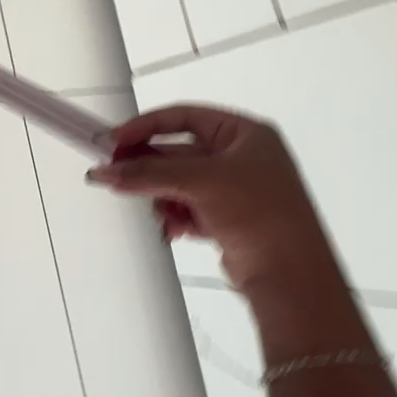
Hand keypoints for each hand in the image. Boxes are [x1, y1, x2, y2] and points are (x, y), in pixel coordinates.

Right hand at [87, 105, 334, 295]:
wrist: (294, 280)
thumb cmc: (258, 212)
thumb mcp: (200, 181)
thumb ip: (147, 173)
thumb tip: (102, 172)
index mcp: (246, 134)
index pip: (184, 116)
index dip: (147, 126)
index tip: (115, 140)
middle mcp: (242, 157)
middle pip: (177, 152)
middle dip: (151, 169)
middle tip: (116, 176)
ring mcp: (236, 190)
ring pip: (178, 182)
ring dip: (163, 196)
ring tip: (163, 213)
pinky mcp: (229, 219)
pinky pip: (187, 206)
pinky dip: (176, 216)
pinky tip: (175, 230)